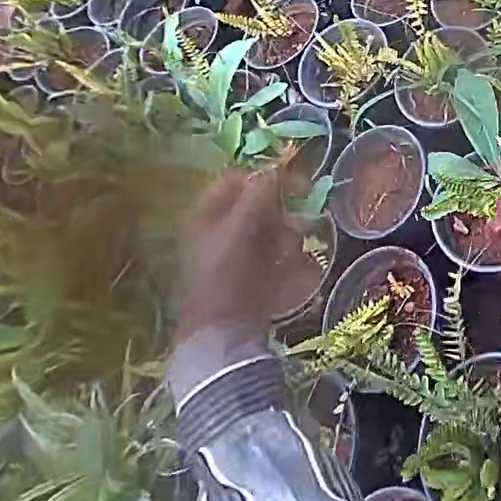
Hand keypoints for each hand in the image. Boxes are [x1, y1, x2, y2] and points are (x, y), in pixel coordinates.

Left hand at [177, 169, 299, 336]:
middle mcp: (221, 226)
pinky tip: (287, 266)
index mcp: (207, 212)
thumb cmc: (225, 274)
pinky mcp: (255, 269)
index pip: (238, 178)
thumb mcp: (239, 227)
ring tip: (287, 252)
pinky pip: (278, 249)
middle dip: (281, 212)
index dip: (265, 177)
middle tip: (294, 222)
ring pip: (274, 225)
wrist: (223, 332)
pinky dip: (287, 254)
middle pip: (261, 202)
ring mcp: (239, 249)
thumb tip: (276, 168)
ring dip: (287, 234)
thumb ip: (258, 194)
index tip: (294, 184)